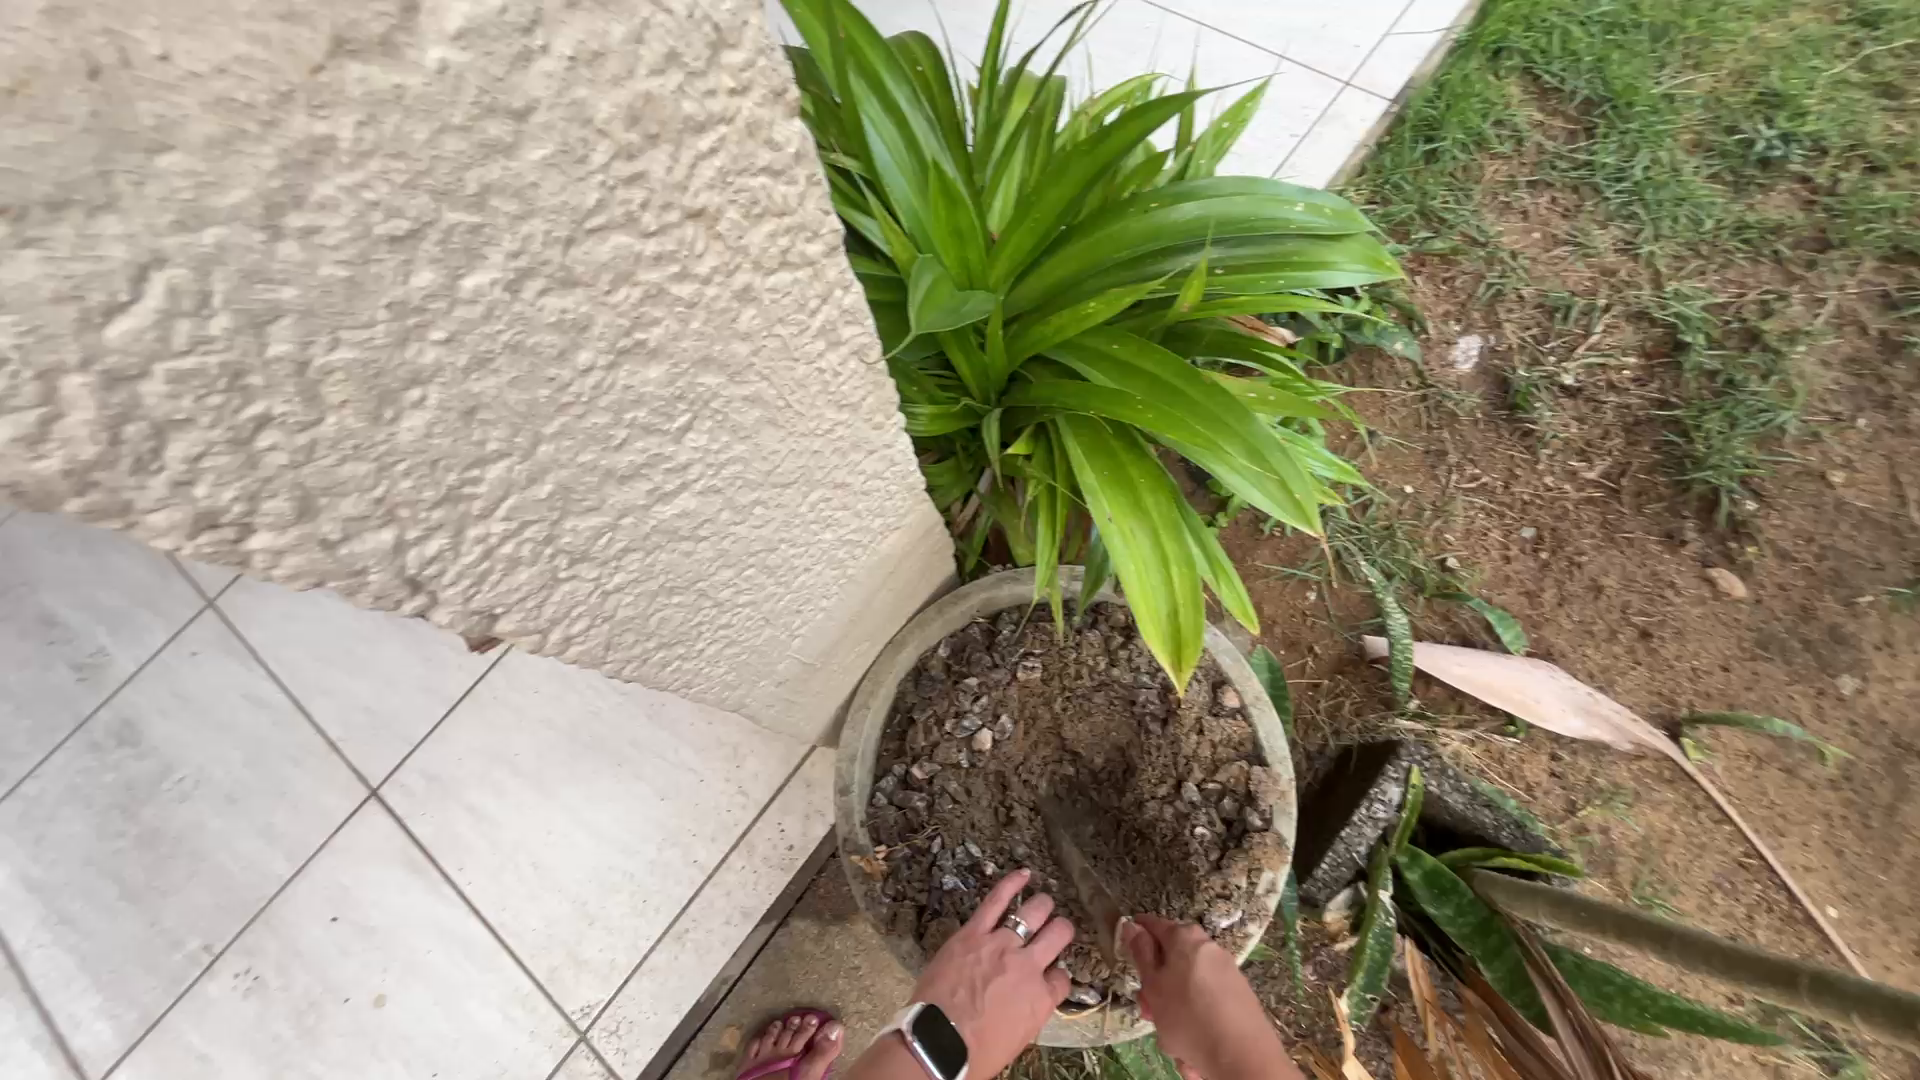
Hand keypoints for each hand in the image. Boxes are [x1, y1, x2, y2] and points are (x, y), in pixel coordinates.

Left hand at [910, 868, 1073, 1077]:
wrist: (937, 1042)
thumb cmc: (975, 1053)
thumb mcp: (1017, 1039)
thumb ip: (1030, 1011)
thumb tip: (1030, 996)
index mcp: (1040, 999)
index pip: (1062, 978)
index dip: (1058, 976)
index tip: (1051, 976)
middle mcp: (1027, 966)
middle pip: (1057, 935)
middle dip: (1061, 929)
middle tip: (1058, 928)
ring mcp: (1001, 944)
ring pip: (1032, 913)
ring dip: (1043, 906)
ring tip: (1045, 902)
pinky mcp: (974, 932)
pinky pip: (996, 901)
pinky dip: (1011, 883)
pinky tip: (1023, 873)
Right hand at [1122, 916, 1299, 1079]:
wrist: (1244, 1059)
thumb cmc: (1188, 1017)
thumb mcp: (1153, 985)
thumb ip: (1141, 953)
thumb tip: (1132, 925)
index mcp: (1184, 937)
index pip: (1153, 925)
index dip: (1137, 938)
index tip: (1128, 955)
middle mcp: (1208, 947)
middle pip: (1172, 961)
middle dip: (1158, 989)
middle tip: (1150, 1013)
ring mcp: (1227, 972)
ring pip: (1189, 989)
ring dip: (1177, 1013)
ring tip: (1174, 1043)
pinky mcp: (1240, 997)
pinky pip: (1208, 1005)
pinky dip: (1197, 1023)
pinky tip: (1195, 1051)